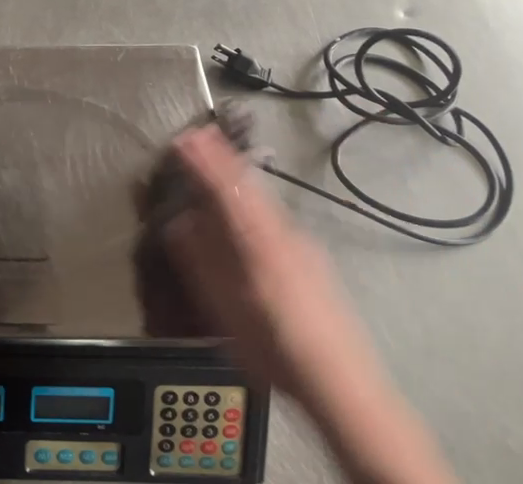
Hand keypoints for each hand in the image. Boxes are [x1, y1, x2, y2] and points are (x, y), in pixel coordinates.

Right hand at [163, 127, 383, 408]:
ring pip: (263, 201)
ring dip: (237, 176)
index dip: (203, 161)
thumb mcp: (226, 306)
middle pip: (248, 188)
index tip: (184, 138)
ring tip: (220, 156)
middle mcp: (284, 235)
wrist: (343, 386)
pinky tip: (249, 203)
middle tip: (199, 136)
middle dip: (221, 160)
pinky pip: (275, 215)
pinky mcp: (313, 262)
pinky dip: (254, 197)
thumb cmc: (276, 347)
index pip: (225, 189)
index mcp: (258, 242)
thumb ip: (201, 260)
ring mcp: (303, 248)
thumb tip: (179, 223)